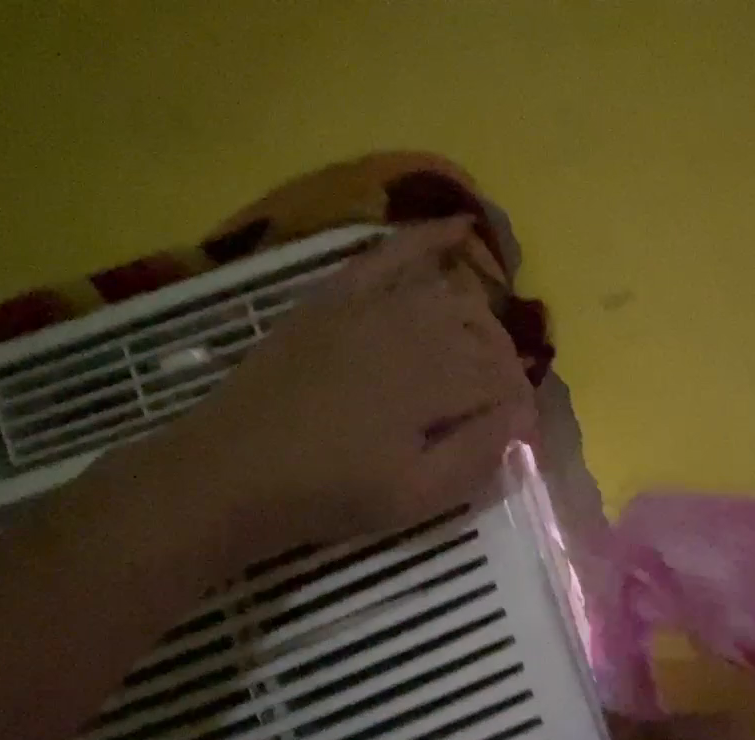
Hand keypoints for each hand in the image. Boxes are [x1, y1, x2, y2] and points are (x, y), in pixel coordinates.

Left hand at [134, 217, 536, 568]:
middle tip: (498, 411)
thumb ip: (479, 453)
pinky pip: (390, 253)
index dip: (520, 411)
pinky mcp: (336, 297)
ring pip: (451, 297)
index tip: (517, 440)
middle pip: (485, 336)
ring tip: (481, 358)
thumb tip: (522, 415)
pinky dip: (427, 238)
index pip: (506, 381)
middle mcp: (411, 328)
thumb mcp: (417, 496)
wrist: (232, 472)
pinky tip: (458, 228)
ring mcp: (370, 304)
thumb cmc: (329, 494)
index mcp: (434, 381)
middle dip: (505, 372)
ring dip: (480, 323)